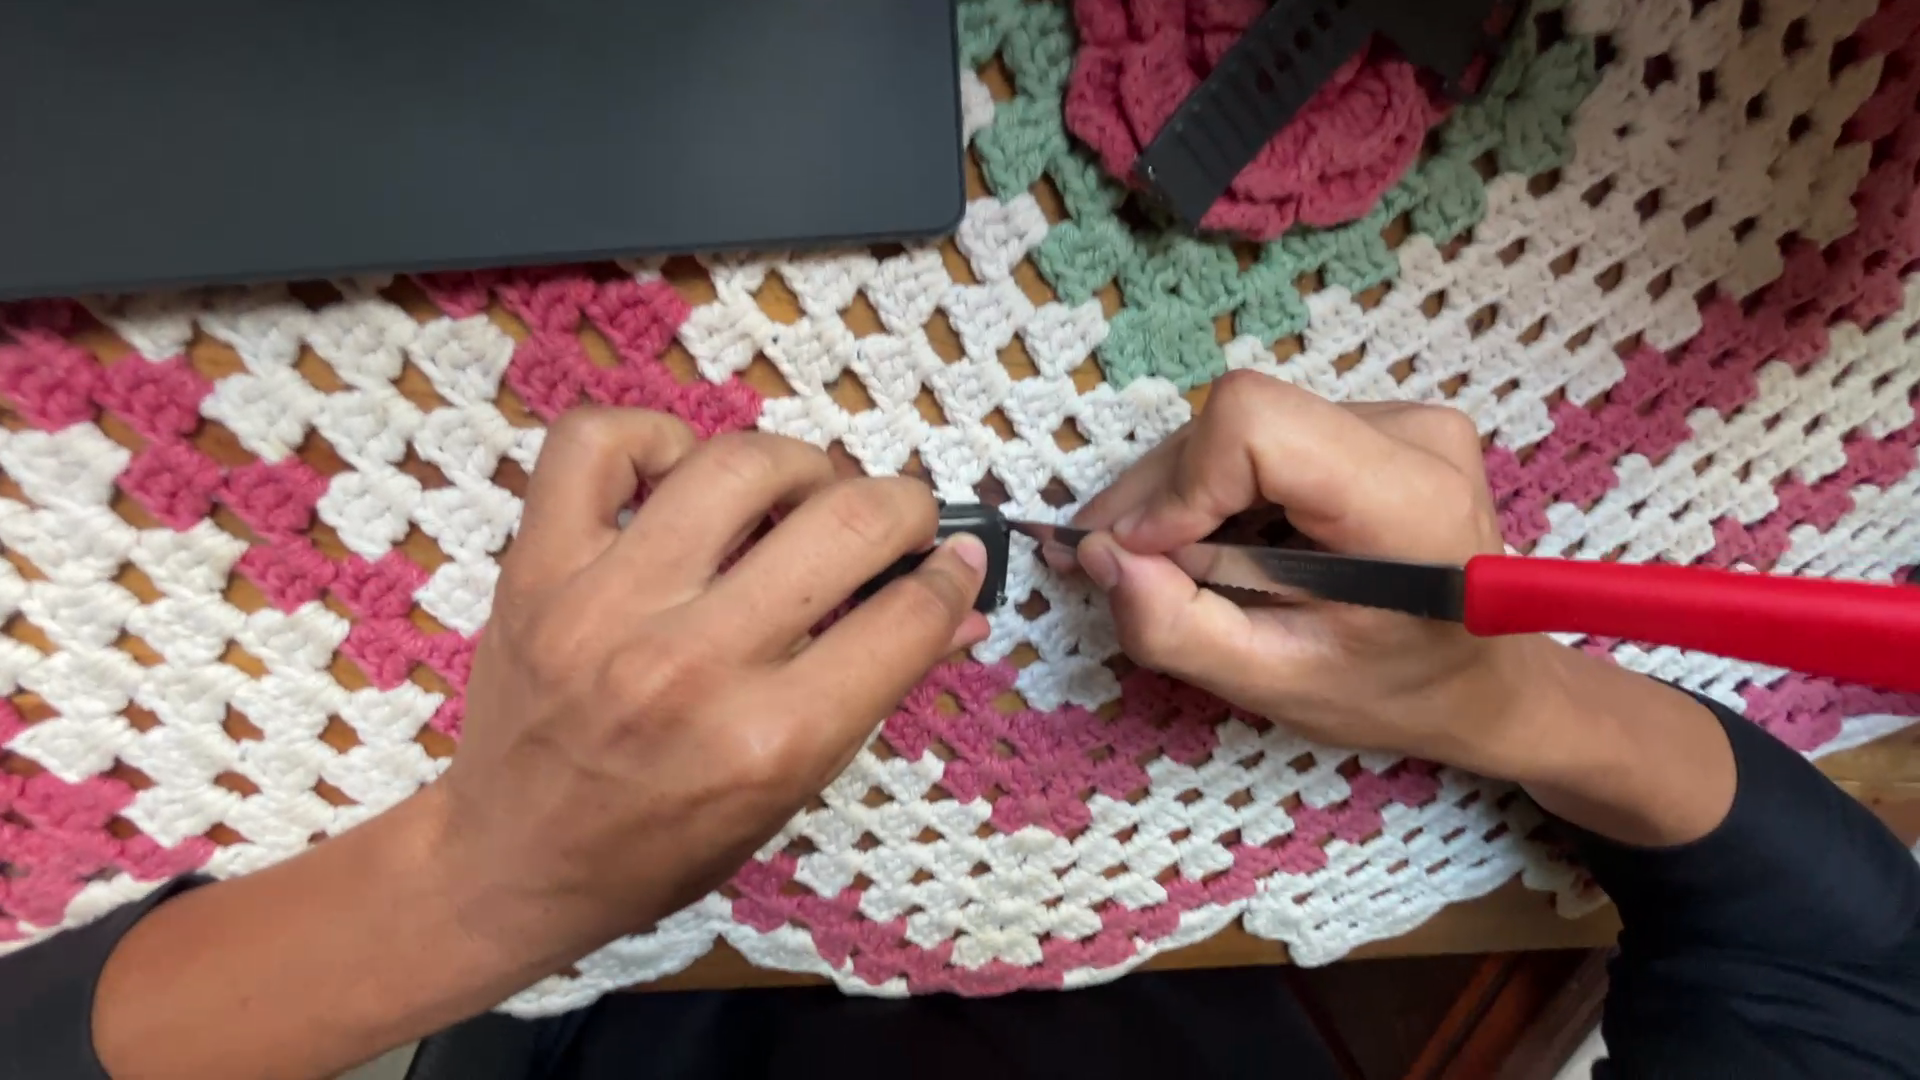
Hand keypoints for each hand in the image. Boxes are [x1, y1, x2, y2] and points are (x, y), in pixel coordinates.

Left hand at [434, 408, 988, 954]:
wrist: (511, 864)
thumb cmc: (673, 843)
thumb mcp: (798, 785)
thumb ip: (885, 685)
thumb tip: (965, 607)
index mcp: (772, 739)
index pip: (909, 618)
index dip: (954, 576)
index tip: (956, 561)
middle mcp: (694, 664)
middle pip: (845, 524)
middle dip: (905, 506)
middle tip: (900, 521)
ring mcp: (604, 606)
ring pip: (739, 464)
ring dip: (804, 464)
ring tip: (805, 494)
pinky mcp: (535, 568)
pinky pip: (598, 443)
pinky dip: (657, 438)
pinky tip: (684, 475)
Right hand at [1069, 371, 1566, 779]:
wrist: (1480, 677)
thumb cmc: (1392, 694)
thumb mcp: (1275, 685)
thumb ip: (1178, 629)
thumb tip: (1098, 554)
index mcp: (1405, 500)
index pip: (1255, 425)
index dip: (1178, 487)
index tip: (1140, 556)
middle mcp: (1406, 432)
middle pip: (1232, 425)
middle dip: (1156, 498)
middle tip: (1108, 562)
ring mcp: (1390, 419)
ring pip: (1232, 429)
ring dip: (1173, 496)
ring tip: (1153, 561)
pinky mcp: (1366, 424)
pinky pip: (1253, 439)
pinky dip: (1206, 491)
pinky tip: (1202, 542)